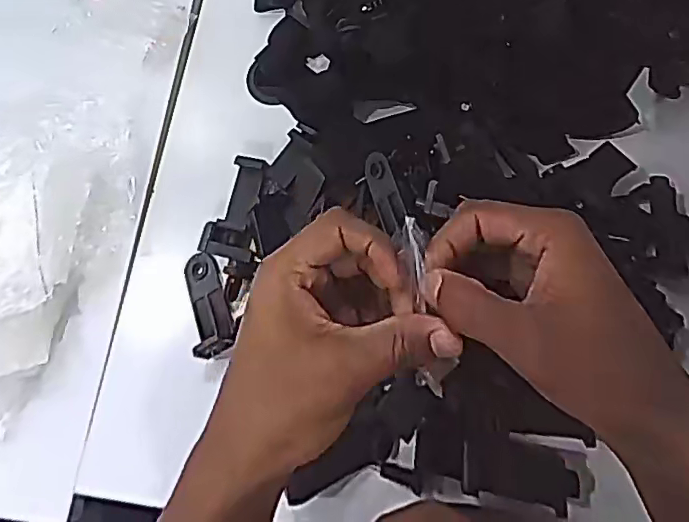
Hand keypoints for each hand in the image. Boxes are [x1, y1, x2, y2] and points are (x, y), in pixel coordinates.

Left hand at [165, 208, 461, 520]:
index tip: (399, 280)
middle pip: (353, 251)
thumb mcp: (347, 368)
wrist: (247, 460)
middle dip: (387, 278)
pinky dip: (377, 319)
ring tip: (404, 329)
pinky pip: (354, 304)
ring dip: (385, 301)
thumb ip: (402, 342)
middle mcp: (292, 279)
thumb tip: (441, 329)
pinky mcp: (314, 324)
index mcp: (286, 271)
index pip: (340, 227)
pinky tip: (390, 342)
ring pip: (357, 279)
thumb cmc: (267, 413)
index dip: (377, 248)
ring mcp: (303, 301)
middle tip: (410, 308)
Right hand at [424, 200, 688, 521]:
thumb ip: (469, 304)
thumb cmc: (609, 372)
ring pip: (490, 261)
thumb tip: (433, 283)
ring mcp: (553, 265)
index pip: (476, 216)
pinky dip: (482, 300)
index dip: (446, 245)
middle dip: (453, 266)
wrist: (650, 415)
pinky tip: (466, 325)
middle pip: (482, 235)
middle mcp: (553, 239)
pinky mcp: (551, 290)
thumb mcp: (523, 338)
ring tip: (444, 318)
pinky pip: (504, 282)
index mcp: (552, 232)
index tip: (427, 279)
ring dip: (465, 286)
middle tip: (430, 301)